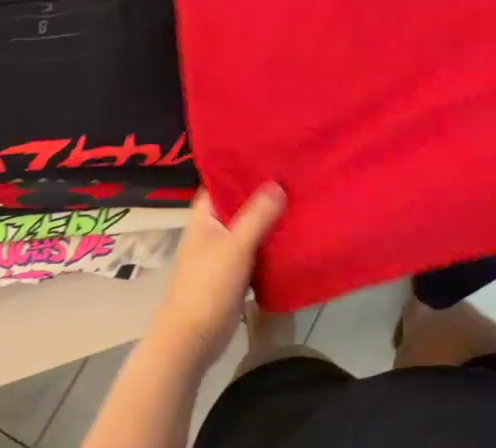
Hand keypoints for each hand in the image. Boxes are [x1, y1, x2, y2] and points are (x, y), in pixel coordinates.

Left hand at [155, 184, 285, 365]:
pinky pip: (257, 250)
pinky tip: (295, 235)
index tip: (274, 155)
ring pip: (252, 228)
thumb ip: (257, 215)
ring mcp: (225, 251)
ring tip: (302, 199)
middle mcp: (214, 229)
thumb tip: (278, 184)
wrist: (193, 339)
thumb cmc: (208, 285)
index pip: (225, 181)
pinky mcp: (236, 272)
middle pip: (242, 204)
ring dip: (271, 220)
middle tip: (296, 176)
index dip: (245, 169)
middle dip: (265, 195)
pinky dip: (272, 245)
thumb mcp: (235, 246)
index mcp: (205, 216)